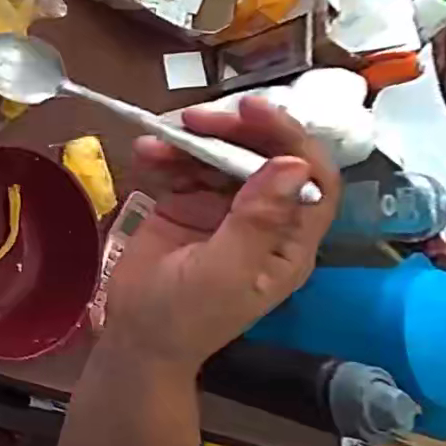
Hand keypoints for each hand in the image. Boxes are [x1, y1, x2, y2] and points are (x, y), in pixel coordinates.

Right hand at [102, 97, 339, 379]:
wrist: (136, 335)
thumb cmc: (186, 315)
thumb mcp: (225, 271)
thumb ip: (257, 221)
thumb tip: (292, 166)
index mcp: (287, 239)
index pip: (308, 177)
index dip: (288, 138)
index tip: (253, 110)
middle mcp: (260, 218)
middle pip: (259, 159)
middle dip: (231, 134)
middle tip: (193, 120)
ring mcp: (219, 211)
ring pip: (216, 160)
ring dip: (189, 144)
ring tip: (156, 140)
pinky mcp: (182, 207)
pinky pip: (180, 170)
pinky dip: (164, 157)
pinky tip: (145, 153)